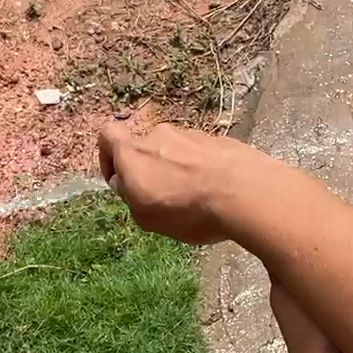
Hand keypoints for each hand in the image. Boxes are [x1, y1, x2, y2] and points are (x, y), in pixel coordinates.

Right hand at [98, 123, 271, 244]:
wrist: (245, 193)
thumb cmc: (188, 210)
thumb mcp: (146, 217)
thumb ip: (130, 196)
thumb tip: (127, 183)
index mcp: (134, 153)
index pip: (107, 136)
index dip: (108, 158)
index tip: (119, 181)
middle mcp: (160, 136)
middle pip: (146, 148)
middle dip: (150, 171)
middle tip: (163, 200)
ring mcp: (192, 135)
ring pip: (176, 151)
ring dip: (179, 171)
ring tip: (195, 201)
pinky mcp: (220, 141)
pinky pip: (203, 155)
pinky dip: (203, 170)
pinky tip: (217, 194)